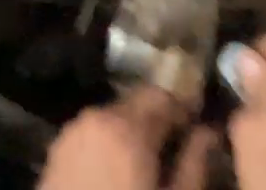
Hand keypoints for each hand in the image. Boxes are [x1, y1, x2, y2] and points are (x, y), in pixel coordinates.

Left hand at [37, 87, 216, 189]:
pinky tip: (120, 169)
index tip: (198, 122)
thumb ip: (193, 164)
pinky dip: (111, 139)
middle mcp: (98, 117)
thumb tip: (207, 133)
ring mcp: (73, 130)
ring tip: (148, 160)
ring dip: (134, 127)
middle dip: (159, 116)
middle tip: (177, 143)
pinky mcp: (58, 147)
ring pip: (115, 114)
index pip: (163, 95)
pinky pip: (94, 130)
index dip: (185, 107)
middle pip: (137, 101)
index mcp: (128, 129)